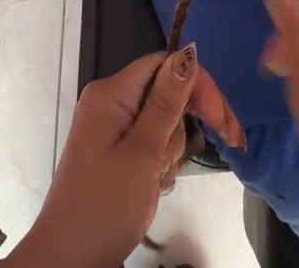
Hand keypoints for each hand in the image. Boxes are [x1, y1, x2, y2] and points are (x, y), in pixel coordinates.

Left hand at [6, 47, 242, 267]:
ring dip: (173, 146)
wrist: (69, 259)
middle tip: (229, 142)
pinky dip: (161, 159)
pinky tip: (156, 182)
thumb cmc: (105, 206)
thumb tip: (189, 52)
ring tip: (160, 177)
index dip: (197, 84)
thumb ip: (167, 102)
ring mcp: (111, 126)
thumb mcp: (143, 153)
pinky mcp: (115, 149)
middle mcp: (109, 101)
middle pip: (166, 89)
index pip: (164, 64)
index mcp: (110, 93)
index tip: (222, 121)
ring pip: (163, 119)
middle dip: (193, 116)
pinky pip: (151, 140)